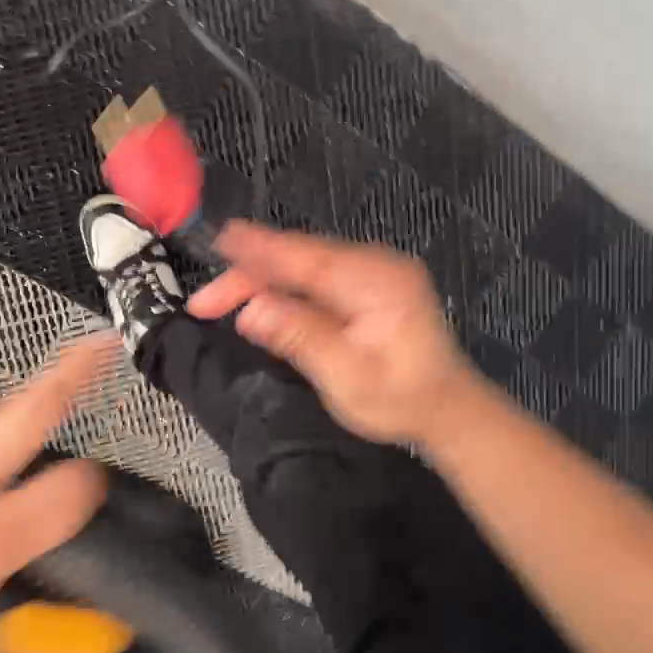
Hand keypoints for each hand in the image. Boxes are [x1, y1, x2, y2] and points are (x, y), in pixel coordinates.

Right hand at [188, 222, 476, 444]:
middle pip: (296, 259)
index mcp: (375, 281)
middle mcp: (374, 264)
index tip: (218, 241)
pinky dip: (281, 289)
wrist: (449, 411)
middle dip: (247, 277)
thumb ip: (300, 338)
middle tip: (203, 304)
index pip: (303, 259)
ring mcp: (371, 270)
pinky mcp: (365, 283)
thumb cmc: (402, 401)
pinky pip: (313, 277)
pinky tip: (258, 302)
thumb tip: (251, 310)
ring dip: (259, 283)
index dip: (256, 250)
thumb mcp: (348, 377)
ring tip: (218, 302)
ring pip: (300, 266)